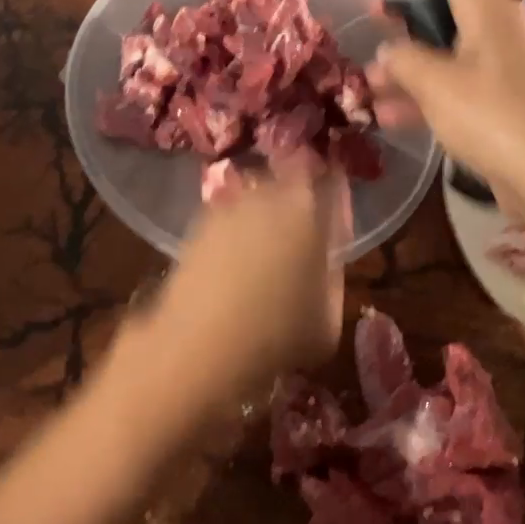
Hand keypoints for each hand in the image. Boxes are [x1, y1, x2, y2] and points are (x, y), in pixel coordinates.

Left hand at [141, 164, 349, 397]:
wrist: (203, 346)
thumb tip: (328, 259)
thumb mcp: (329, 318)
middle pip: (282, 182)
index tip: (330, 201)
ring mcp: (224, 209)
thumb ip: (332, 275)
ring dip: (258, 218)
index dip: (327, 186)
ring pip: (249, 200)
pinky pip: (223, 222)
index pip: (322, 177)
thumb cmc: (281, 334)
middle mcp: (263, 196)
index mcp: (306, 208)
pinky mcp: (193, 229)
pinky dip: (230, 237)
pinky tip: (231, 269)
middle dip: (291, 199)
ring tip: (262, 254)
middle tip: (298, 231)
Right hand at [370, 0, 524, 195]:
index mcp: (490, 11)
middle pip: (447, 17)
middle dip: (405, 35)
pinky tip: (396, 120)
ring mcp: (510, 70)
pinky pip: (463, 89)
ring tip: (371, 93)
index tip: (377, 6)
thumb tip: (388, 49)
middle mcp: (504, 32)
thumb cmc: (491, 117)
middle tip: (370, 51)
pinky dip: (432, 97)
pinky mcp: (511, 104)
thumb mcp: (434, 83)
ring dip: (411, 73)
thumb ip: (402, 58)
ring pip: (451, 58)